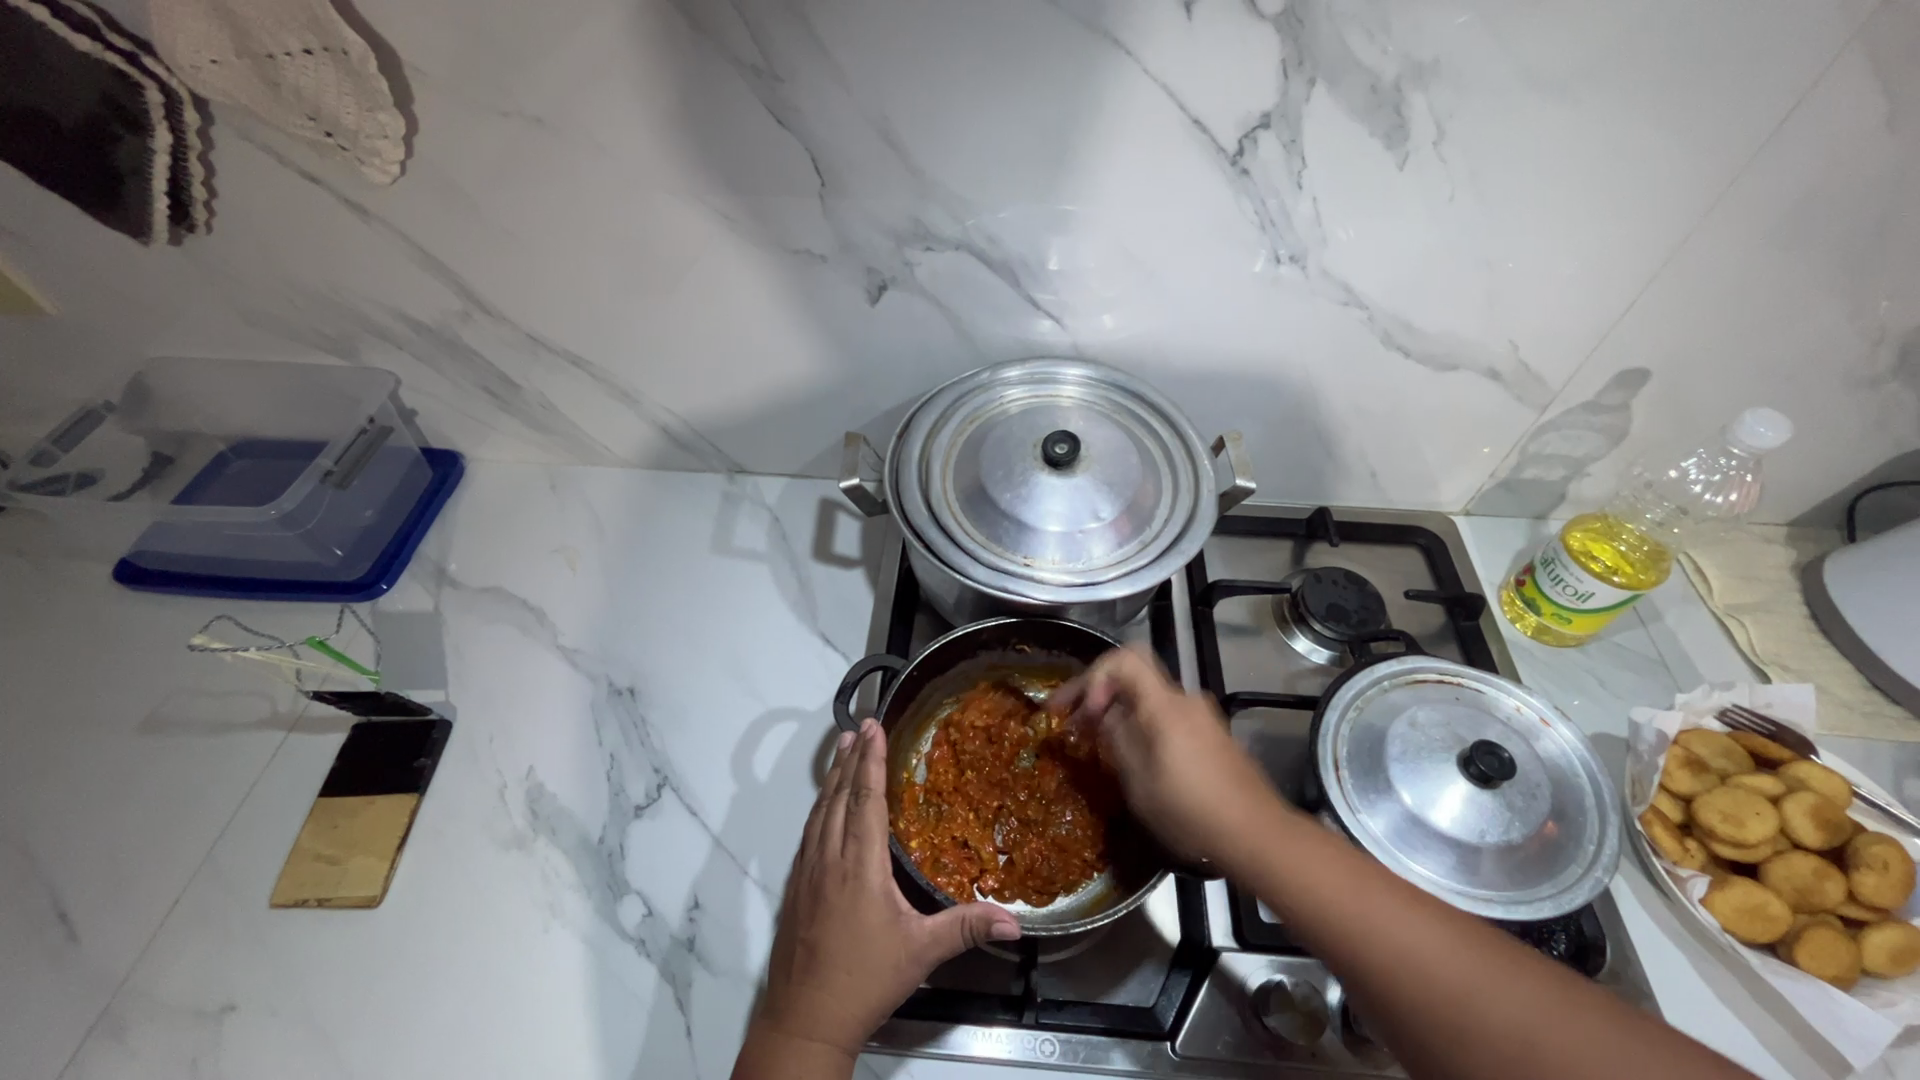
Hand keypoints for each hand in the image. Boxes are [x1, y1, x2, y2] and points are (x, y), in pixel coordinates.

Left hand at [744, 718, 1020, 1067]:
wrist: (804, 1018)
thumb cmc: (865, 980)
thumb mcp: (921, 953)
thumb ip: (965, 928)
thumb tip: (1015, 920)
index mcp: (859, 866)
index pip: (865, 800)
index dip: (870, 762)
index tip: (873, 728)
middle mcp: (829, 860)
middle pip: (838, 797)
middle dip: (850, 759)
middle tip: (859, 726)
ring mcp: (807, 873)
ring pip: (819, 813)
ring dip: (832, 778)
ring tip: (842, 750)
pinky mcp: (795, 888)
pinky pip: (808, 833)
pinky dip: (819, 807)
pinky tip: (823, 806)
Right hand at [1049, 647, 1286, 865]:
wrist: (1259, 834)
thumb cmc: (1192, 811)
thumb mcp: (1139, 781)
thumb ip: (1117, 738)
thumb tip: (1102, 713)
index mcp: (1165, 705)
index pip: (1125, 659)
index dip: (1095, 676)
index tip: (1083, 710)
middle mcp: (1185, 700)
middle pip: (1134, 678)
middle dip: (1098, 695)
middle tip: (1069, 722)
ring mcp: (1202, 717)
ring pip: (1149, 700)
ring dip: (1119, 713)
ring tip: (1097, 744)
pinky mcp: (1212, 736)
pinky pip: (1167, 718)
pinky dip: (1142, 726)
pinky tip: (1132, 757)